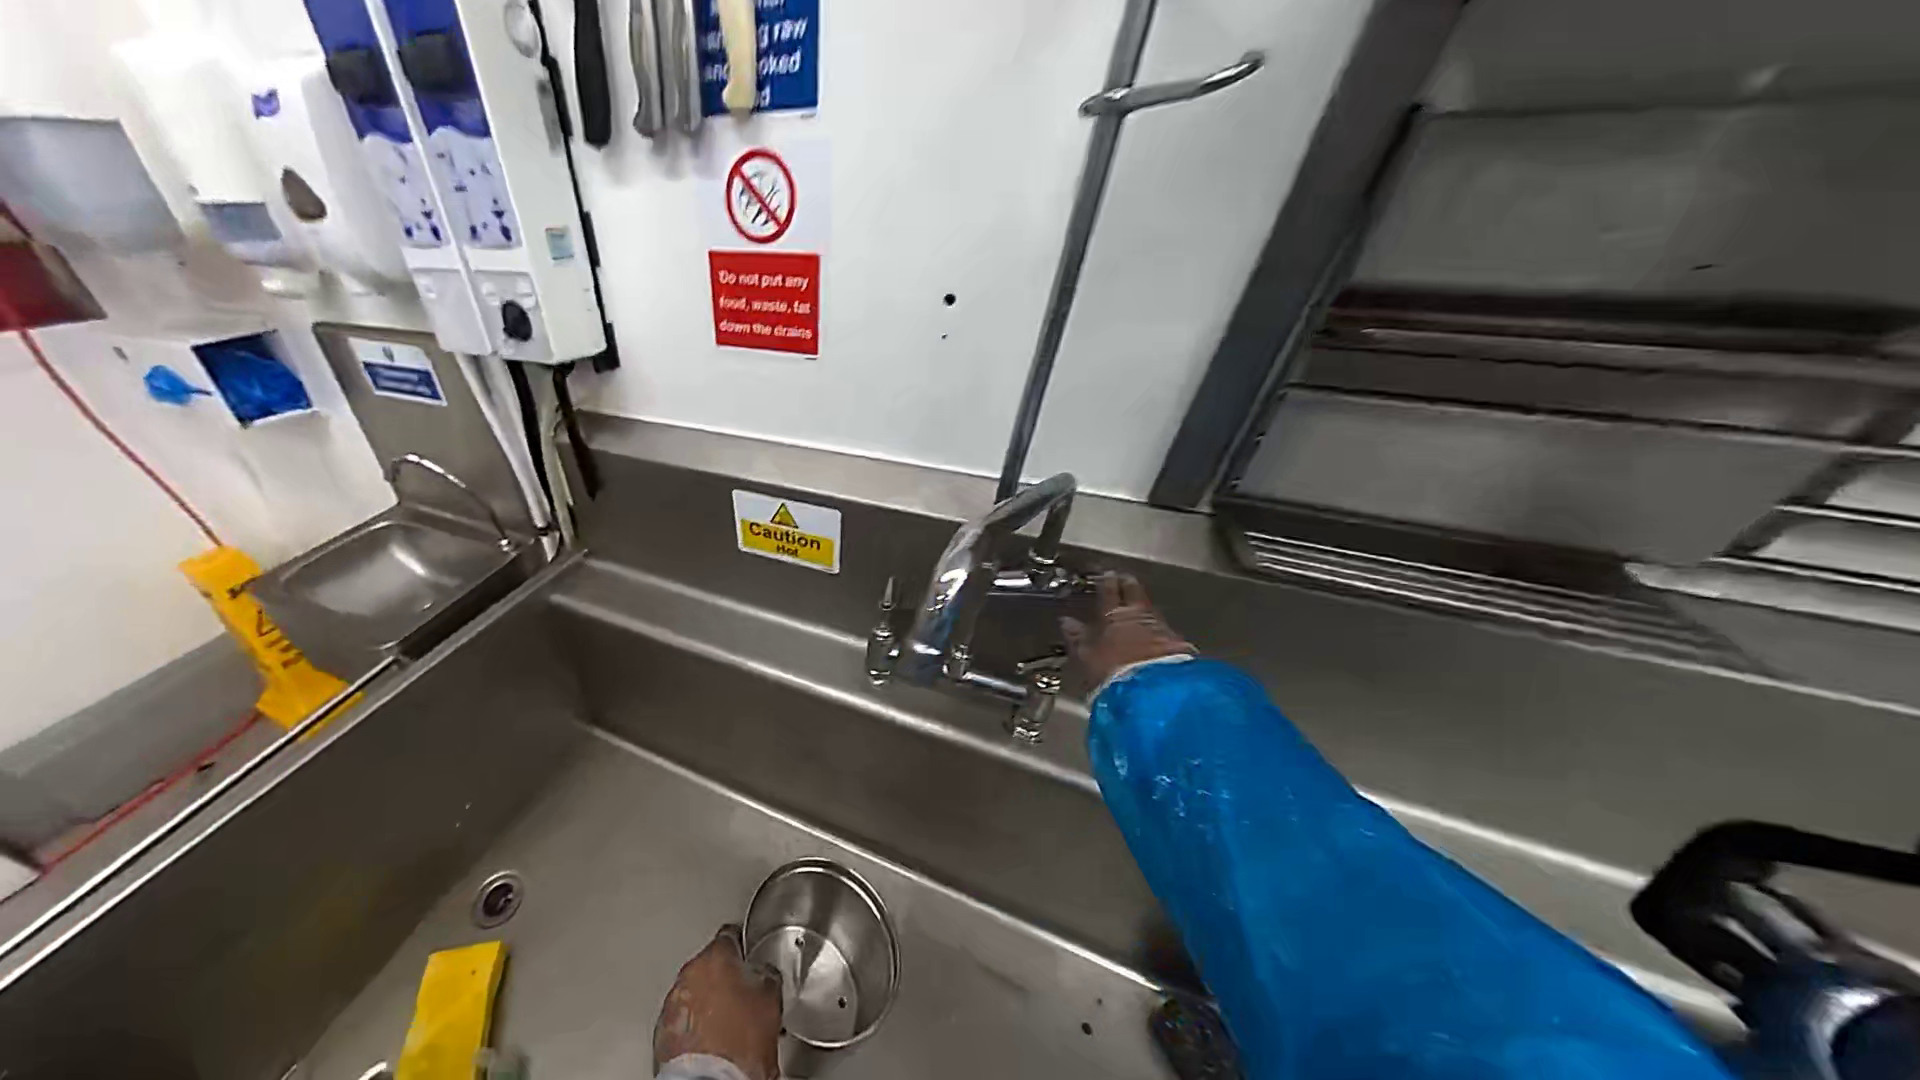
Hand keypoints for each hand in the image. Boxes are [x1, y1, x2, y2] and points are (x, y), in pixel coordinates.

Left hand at [654, 925, 782, 1079]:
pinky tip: (711, 1039)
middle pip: (708, 964)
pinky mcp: (661, 1036)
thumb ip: (765, 975)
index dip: (741, 944)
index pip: (728, 936)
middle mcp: (688, 976)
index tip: (746, 951)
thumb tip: (762, 975)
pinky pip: (681, 1019)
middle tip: (740, 991)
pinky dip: (693, 1024)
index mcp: (715, 957)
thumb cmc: (740, 1042)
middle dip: (723, 975)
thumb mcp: (770, 997)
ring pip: (692, 991)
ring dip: (706, 1000)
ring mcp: (671, 1007)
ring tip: (726, 1020)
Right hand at [1061, 572, 1194, 690]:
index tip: (1107, 574)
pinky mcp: (1177, 642)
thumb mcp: (1087, 656)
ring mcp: (1160, 626)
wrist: (1153, 690)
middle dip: (1129, 584)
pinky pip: (1163, 627)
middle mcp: (1138, 615)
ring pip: (1150, 608)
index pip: (1109, 592)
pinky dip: (1157, 626)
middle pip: (1134, 593)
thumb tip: (1067, 622)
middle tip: (1126, 578)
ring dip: (1144, 605)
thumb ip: (1078, 637)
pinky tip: (1156, 630)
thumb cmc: (1113, 672)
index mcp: (1113, 614)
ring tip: (1139, 604)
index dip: (1107, 582)